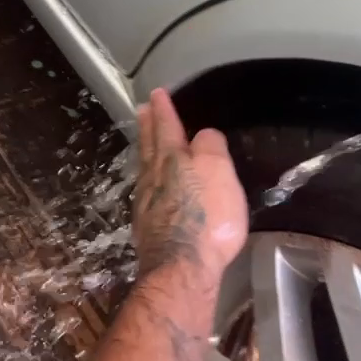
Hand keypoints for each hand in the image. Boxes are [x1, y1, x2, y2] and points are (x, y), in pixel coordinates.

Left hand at [132, 88, 247, 285]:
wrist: (181, 266)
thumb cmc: (206, 217)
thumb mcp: (219, 172)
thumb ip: (211, 147)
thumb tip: (203, 135)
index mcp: (171, 158)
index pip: (167, 125)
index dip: (164, 108)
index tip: (157, 93)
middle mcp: (153, 175)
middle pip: (150, 144)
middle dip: (148, 125)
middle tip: (142, 109)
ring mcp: (147, 200)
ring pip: (145, 166)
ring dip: (145, 149)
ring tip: (145, 140)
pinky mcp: (148, 224)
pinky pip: (147, 189)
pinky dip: (149, 178)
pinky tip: (150, 184)